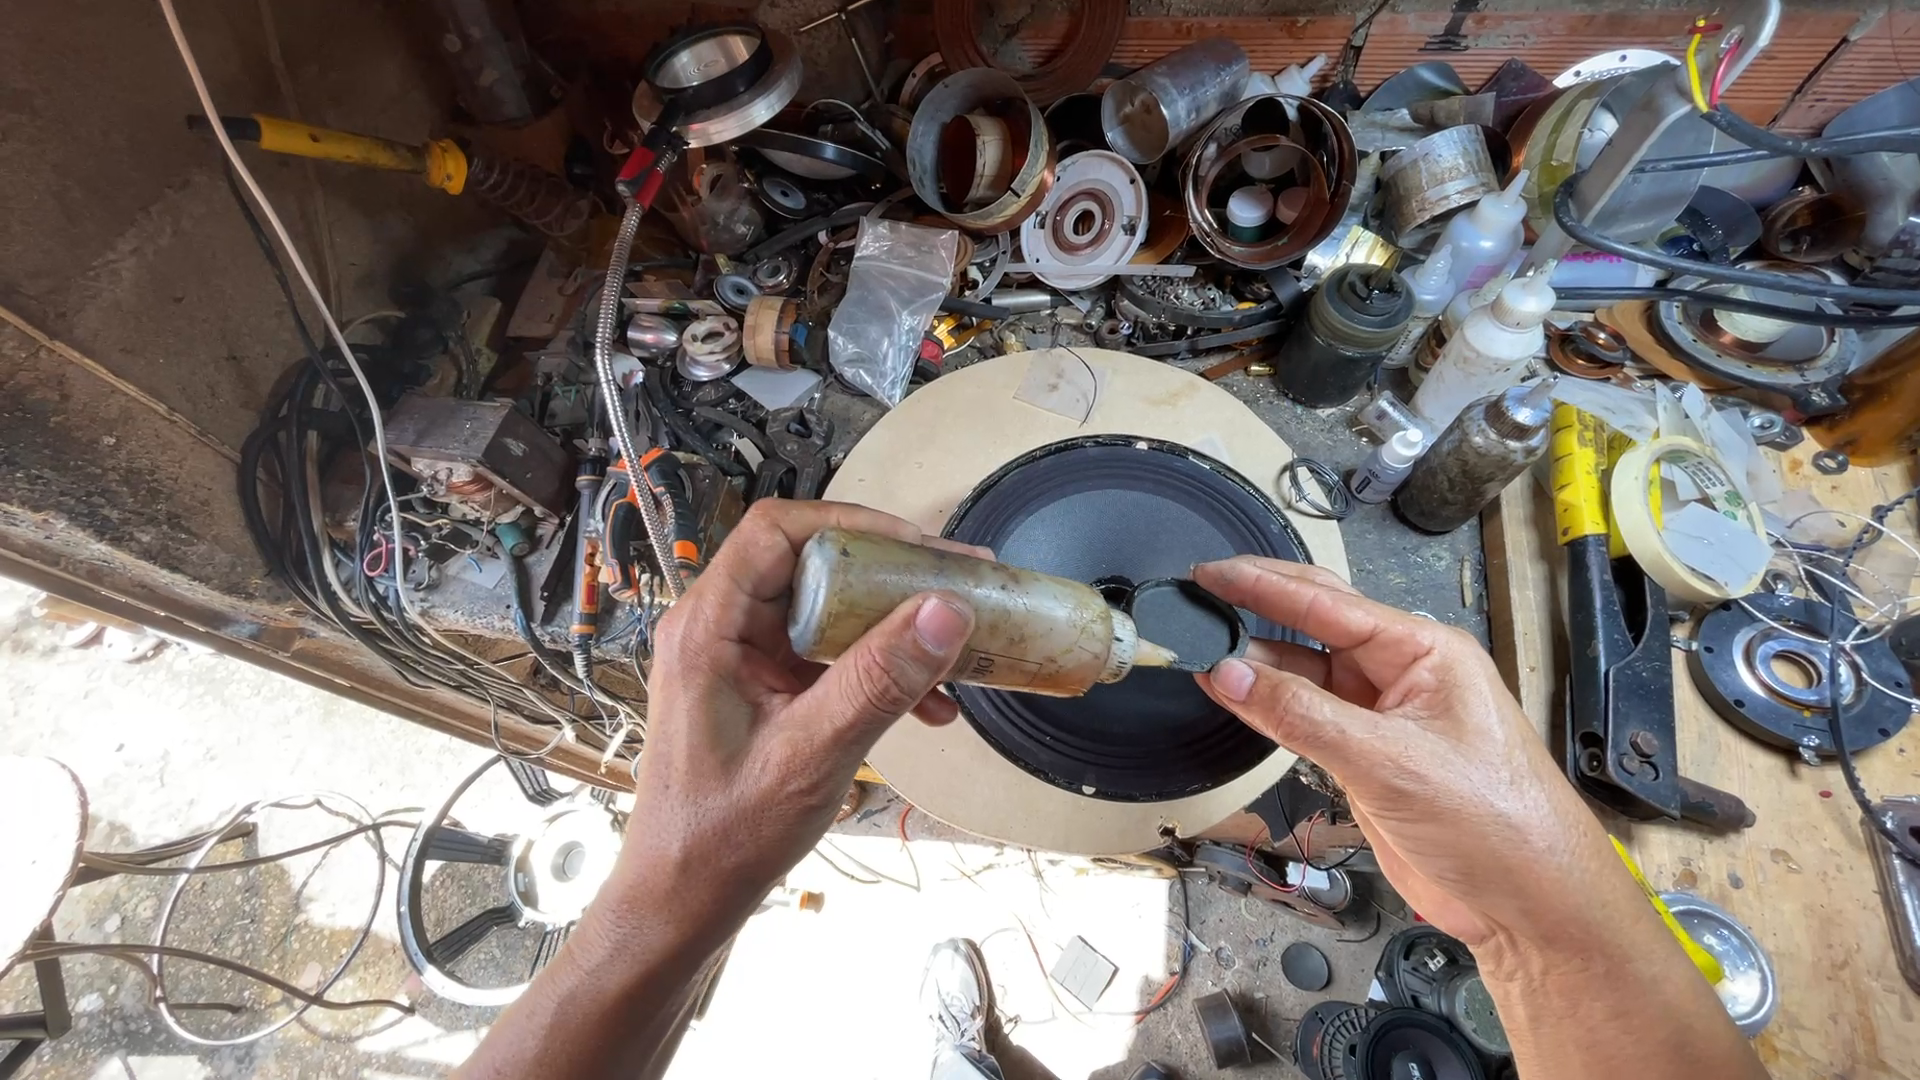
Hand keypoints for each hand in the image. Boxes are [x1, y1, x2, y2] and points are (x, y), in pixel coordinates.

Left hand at [618, 500, 976, 921]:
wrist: (683, 899)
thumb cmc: (727, 834)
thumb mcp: (813, 754)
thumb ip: (879, 681)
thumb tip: (947, 610)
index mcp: (711, 625)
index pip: (777, 532)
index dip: (851, 526)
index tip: (919, 550)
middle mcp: (723, 626)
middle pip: (812, 564)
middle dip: (890, 574)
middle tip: (958, 583)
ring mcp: (745, 656)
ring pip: (829, 608)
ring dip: (894, 623)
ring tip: (958, 642)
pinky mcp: (766, 684)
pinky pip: (830, 654)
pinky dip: (879, 667)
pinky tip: (928, 702)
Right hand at [1191, 557, 1614, 955]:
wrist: (1531, 911)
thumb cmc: (1488, 823)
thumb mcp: (1387, 761)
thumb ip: (1298, 714)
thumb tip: (1222, 672)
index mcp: (1420, 650)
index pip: (1326, 604)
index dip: (1262, 584)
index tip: (1209, 572)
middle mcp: (1397, 671)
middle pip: (1313, 623)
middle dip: (1257, 604)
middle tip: (1198, 590)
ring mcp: (1377, 712)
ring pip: (1301, 672)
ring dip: (1254, 663)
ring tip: (1198, 644)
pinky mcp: (1361, 751)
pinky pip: (1302, 714)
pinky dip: (1263, 705)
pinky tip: (1228, 692)